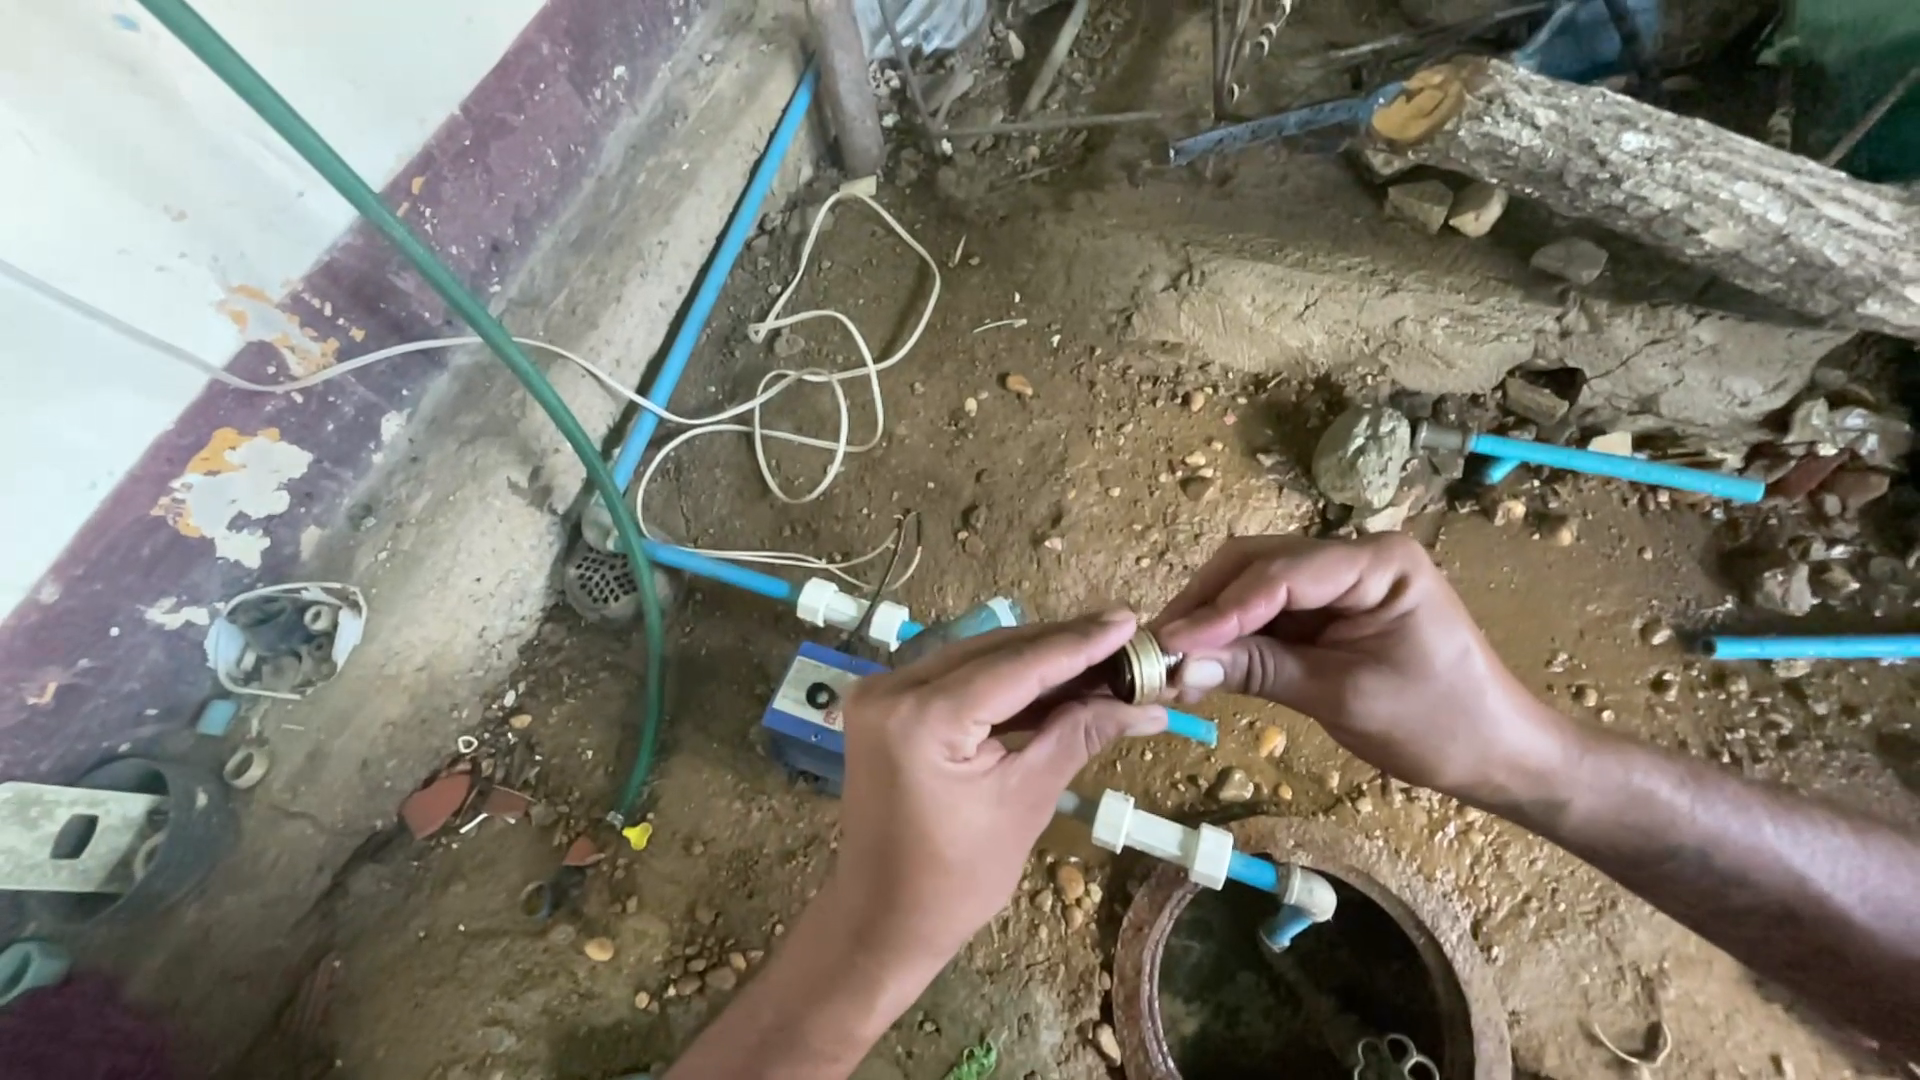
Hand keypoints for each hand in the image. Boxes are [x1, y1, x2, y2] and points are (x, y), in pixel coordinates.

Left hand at [833, 612, 1166, 965]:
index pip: (1015, 667)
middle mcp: (892, 689)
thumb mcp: (1026, 802)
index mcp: (923, 719)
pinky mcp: (885, 703)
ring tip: (1097, 650)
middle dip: (1060, 645)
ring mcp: (881, 692)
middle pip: (993, 652)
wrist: (882, 916)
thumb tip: (1144, 705)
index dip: (1077, 644)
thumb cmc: (956, 878)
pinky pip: (954, 677)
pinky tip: (1049, 677)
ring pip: (974, 658)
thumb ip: (1077, 736)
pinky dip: (1001, 679)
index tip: (1128, 622)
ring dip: (1033, 658)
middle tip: (1121, 632)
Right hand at [1152, 535, 1577, 805]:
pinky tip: (1200, 661)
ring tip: (1171, 658)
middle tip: (1160, 648)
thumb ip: (1261, 671)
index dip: (1220, 608)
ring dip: (1209, 620)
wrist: (1497, 755)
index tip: (1171, 643)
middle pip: (1255, 565)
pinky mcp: (1323, 611)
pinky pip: (1263, 614)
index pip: (1280, 574)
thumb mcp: (1344, 697)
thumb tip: (1180, 666)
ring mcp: (1335, 583)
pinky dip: (1229, 636)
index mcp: (1377, 562)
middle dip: (1205, 605)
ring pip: (1249, 585)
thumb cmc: (1440, 724)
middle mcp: (1351, 557)